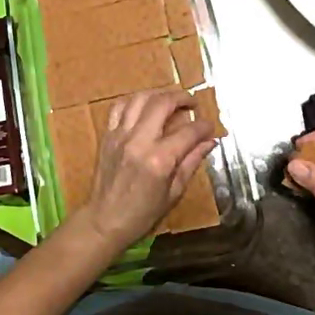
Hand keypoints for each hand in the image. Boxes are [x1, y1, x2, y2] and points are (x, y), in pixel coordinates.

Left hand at [69, 90, 217, 250]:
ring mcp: (120, 136)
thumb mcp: (174, 192)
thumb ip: (192, 161)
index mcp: (159, 160)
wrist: (105, 220)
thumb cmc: (143, 214)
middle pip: (162, 103)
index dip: (204, 126)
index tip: (210, 127)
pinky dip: (134, 102)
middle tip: (192, 103)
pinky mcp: (107, 136)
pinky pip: (119, 108)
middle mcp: (139, 141)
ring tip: (170, 100)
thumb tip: (209, 142)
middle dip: (182, 98)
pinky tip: (144, 107)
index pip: (188, 131)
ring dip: (158, 94)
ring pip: (139, 99)